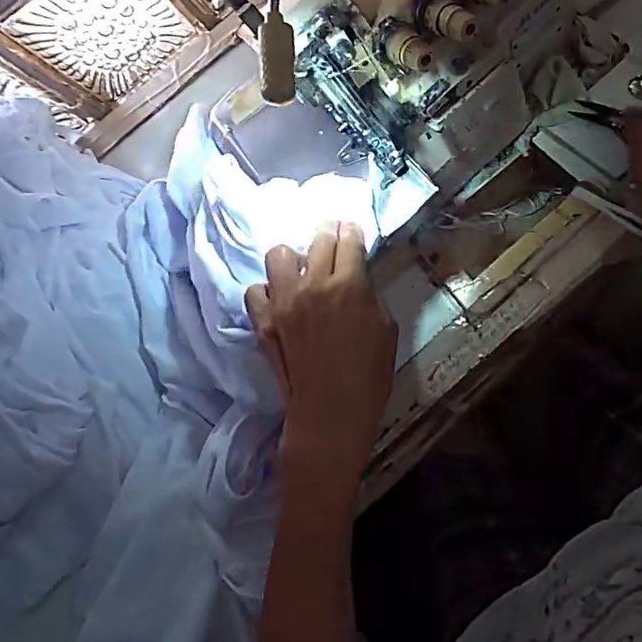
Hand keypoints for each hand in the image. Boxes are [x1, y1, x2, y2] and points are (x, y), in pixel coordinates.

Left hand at [245, 222, 396, 487]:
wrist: (330, 414)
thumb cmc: (369, 375)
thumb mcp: (386, 329)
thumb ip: (369, 296)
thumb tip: (357, 281)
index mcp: (349, 284)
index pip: (349, 239)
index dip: (352, 229)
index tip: (351, 227)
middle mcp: (313, 284)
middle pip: (317, 239)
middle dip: (328, 231)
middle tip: (332, 235)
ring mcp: (283, 301)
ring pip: (279, 254)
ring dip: (293, 258)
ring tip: (302, 270)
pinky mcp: (263, 321)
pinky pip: (256, 290)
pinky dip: (267, 291)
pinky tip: (279, 300)